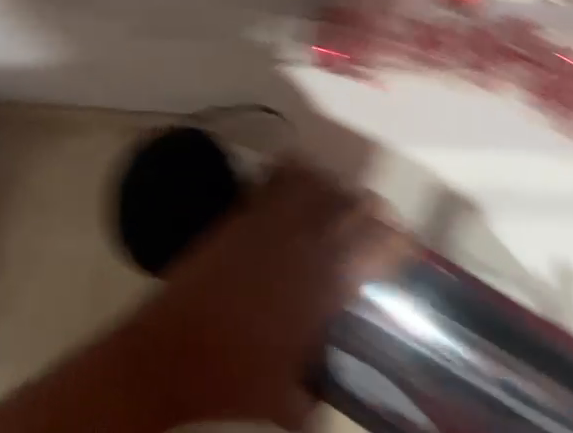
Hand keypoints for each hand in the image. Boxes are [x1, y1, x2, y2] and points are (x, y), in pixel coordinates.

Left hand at [121, 162, 410, 429]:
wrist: (164, 358)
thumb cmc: (230, 383)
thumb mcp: (291, 397)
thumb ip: (323, 380)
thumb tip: (337, 377)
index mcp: (322, 288)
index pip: (378, 245)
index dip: (400, 241)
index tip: (407, 247)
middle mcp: (301, 246)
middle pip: (353, 205)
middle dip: (375, 213)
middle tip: (381, 229)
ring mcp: (267, 226)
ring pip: (318, 184)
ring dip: (337, 191)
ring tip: (342, 205)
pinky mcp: (238, 218)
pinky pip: (275, 179)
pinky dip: (297, 174)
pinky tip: (302, 183)